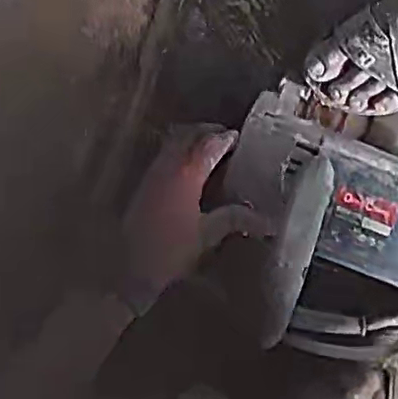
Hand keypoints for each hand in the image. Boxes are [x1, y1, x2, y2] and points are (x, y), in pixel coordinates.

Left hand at [118, 125, 257, 304]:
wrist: (129, 267)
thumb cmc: (171, 251)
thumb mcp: (207, 235)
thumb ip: (235, 219)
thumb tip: (268, 221)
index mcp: (187, 173)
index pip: (209, 145)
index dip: (225, 139)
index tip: (238, 138)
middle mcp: (168, 165)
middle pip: (189, 134)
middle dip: (208, 131)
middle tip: (225, 136)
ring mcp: (153, 172)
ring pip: (174, 141)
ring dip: (191, 137)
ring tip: (208, 147)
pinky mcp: (144, 182)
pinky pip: (164, 153)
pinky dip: (179, 149)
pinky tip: (187, 165)